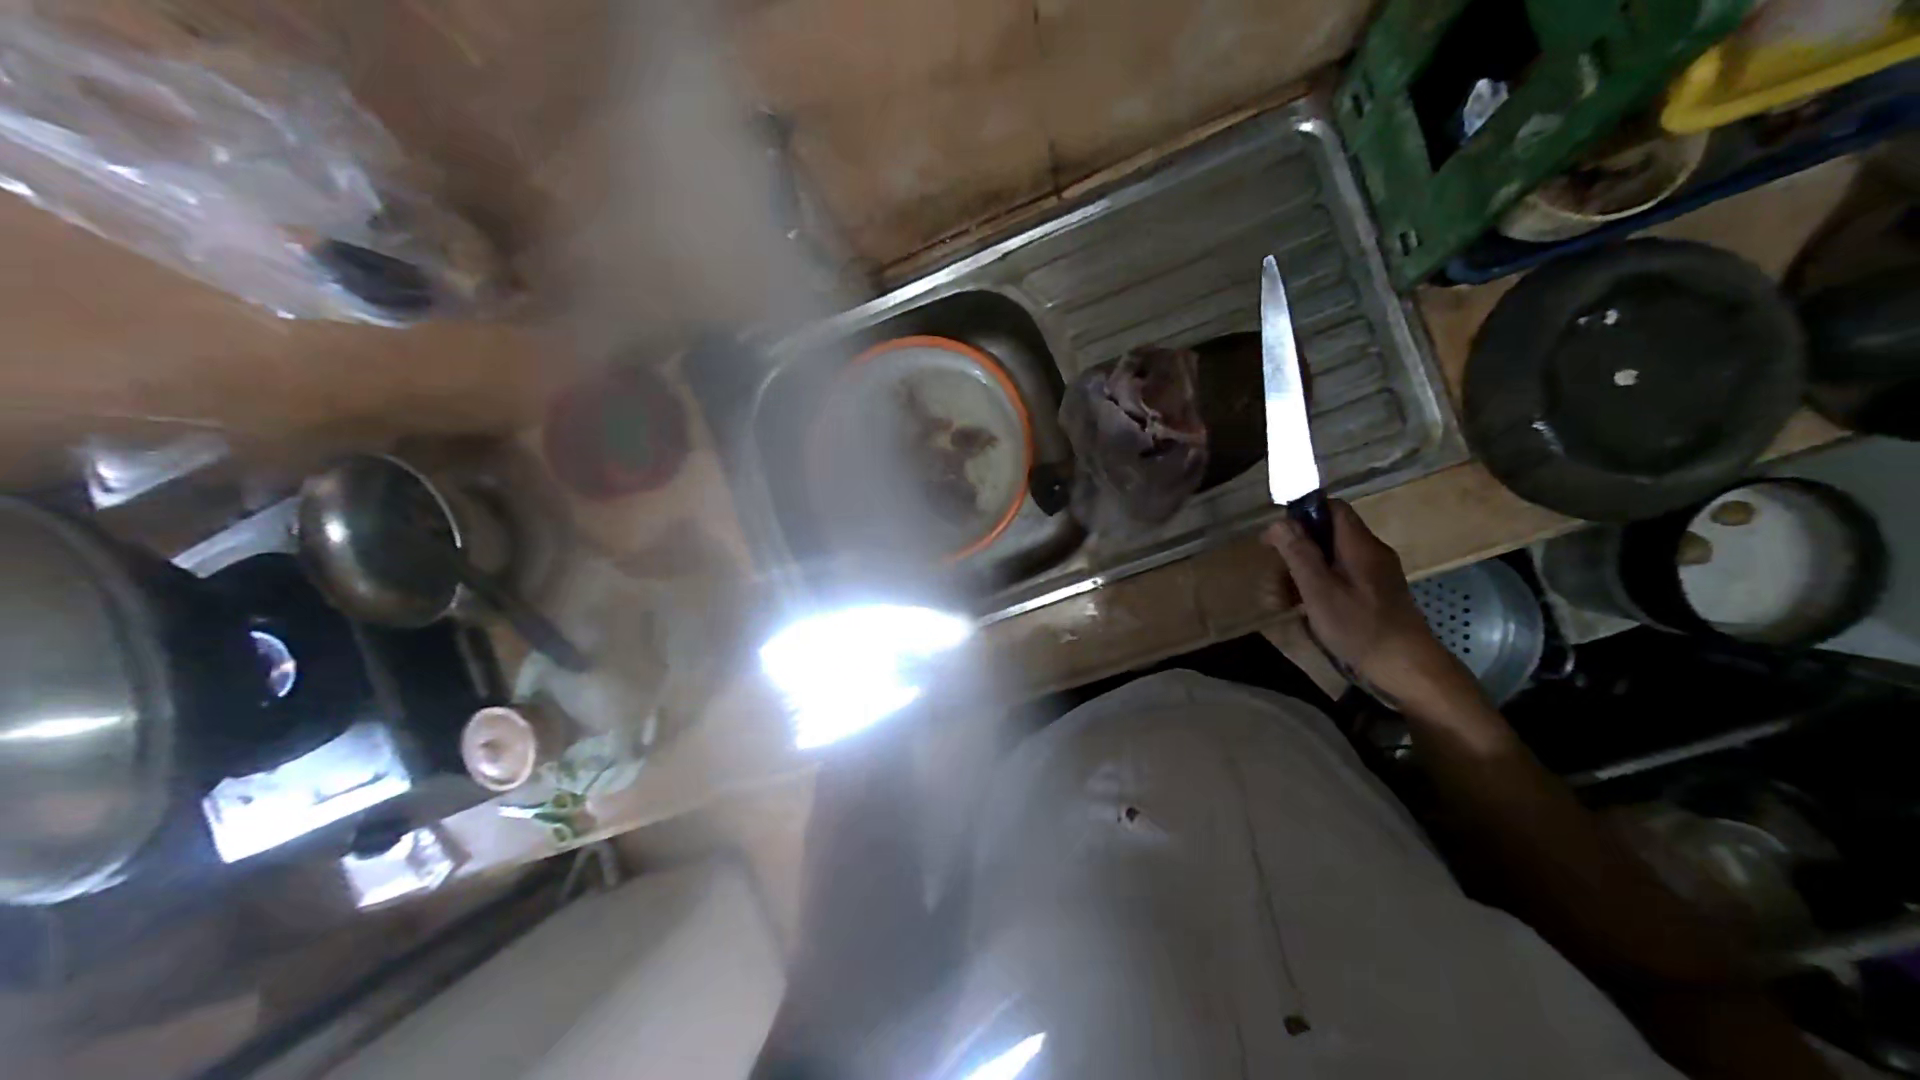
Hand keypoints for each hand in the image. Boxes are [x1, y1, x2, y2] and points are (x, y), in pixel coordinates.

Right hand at [1262, 500, 1477, 706]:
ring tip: (1282, 602)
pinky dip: (1318, 587)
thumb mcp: (1319, 590)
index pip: (1332, 508)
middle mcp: (1370, 552)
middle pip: (1327, 536)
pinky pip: (1341, 578)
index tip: (1275, 537)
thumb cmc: (1359, 627)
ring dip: (1302, 575)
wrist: (1407, 667)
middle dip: (1295, 553)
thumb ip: (1298, 553)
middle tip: (1273, 579)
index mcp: (1359, 545)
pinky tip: (1305, 611)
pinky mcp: (1375, 594)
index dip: (1301, 515)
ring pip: (1331, 560)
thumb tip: (1278, 522)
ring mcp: (1375, 574)